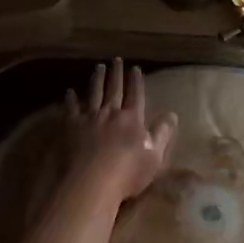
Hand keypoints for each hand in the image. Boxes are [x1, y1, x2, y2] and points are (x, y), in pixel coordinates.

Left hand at [61, 59, 177, 202]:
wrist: (92, 183)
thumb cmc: (127, 174)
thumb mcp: (154, 157)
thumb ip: (163, 134)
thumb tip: (173, 114)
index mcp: (132, 118)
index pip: (135, 94)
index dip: (136, 80)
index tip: (135, 68)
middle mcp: (111, 112)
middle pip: (115, 88)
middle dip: (116, 73)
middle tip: (116, 59)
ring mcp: (91, 117)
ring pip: (94, 92)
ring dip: (97, 79)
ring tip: (99, 67)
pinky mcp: (72, 126)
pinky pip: (71, 108)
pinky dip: (71, 98)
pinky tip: (70, 91)